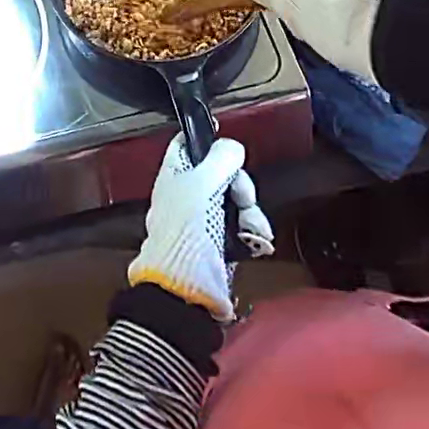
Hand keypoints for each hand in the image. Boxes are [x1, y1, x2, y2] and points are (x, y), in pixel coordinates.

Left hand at [127, 134, 273, 321]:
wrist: (186, 289)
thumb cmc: (186, 232)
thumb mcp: (200, 186)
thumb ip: (219, 160)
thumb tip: (232, 145)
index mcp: (173, 176)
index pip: (187, 145)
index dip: (206, 140)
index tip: (228, 143)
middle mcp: (186, 194)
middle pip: (219, 173)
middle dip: (239, 185)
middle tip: (244, 198)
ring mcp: (203, 220)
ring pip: (234, 201)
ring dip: (250, 212)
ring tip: (252, 228)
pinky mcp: (219, 243)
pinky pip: (241, 226)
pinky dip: (252, 232)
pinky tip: (256, 241)